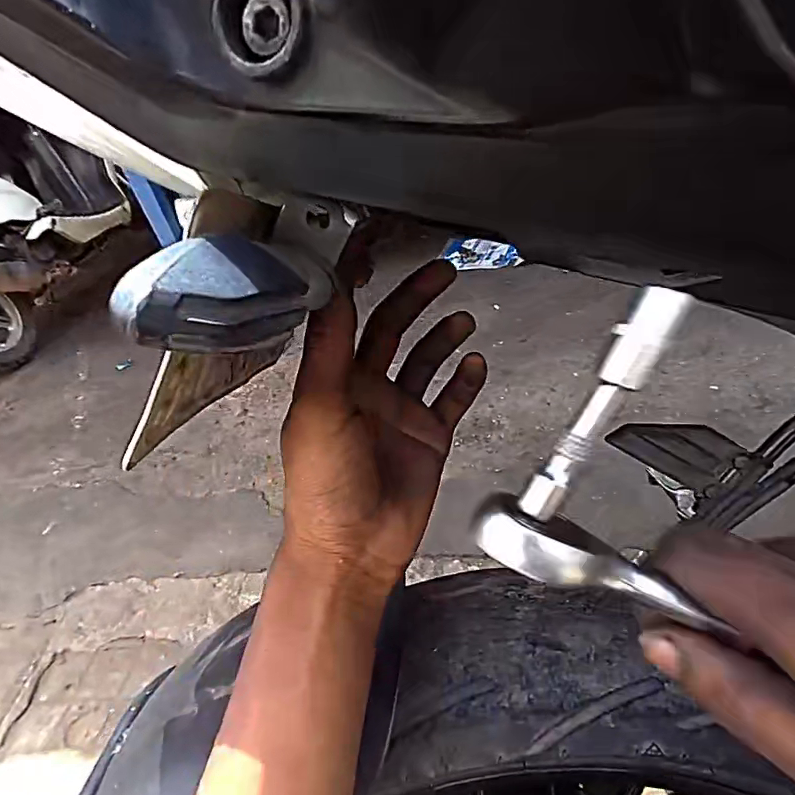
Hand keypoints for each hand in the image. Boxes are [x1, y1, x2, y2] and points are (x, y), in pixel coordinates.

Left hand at [280, 257, 486, 592]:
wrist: (353, 548)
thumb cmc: (324, 488)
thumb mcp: (319, 412)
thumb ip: (330, 353)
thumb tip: (335, 295)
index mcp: (334, 380)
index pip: (348, 316)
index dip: (359, 280)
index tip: (375, 246)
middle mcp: (367, 390)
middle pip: (393, 329)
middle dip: (415, 297)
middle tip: (441, 271)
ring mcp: (399, 413)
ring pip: (425, 359)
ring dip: (442, 334)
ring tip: (461, 316)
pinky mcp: (428, 437)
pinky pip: (451, 399)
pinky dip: (464, 380)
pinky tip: (475, 363)